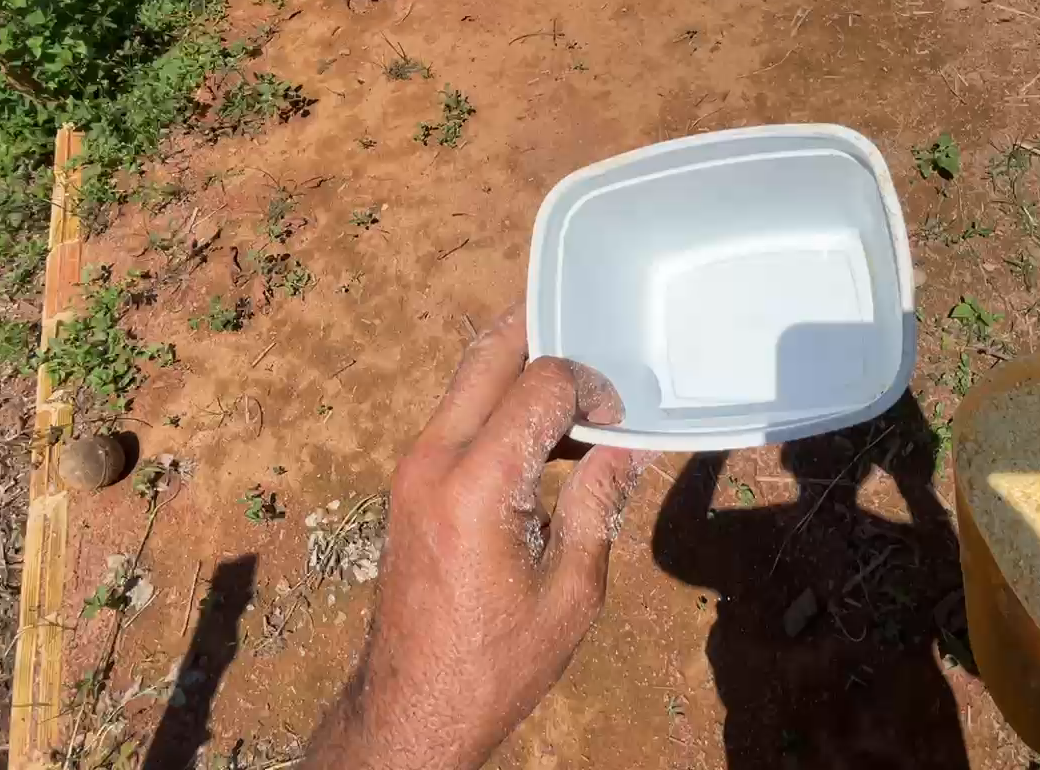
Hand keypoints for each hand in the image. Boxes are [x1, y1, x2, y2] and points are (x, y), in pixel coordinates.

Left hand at [301, 304, 650, 769]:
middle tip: (592, 335)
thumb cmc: (497, 662)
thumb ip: (600, 502)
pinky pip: (461, 407)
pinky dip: (503, 396)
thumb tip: (629, 443)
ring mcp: (414, 462)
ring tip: (576, 387)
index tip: (617, 420)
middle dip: (543, 331)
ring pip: (470, 373)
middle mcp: (435, 457)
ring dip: (523, 363)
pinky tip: (543, 426)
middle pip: (490, 351)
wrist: (409, 707)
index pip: (542, 384)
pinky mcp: (412, 475)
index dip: (591, 386)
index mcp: (478, 486)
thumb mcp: (571, 590)